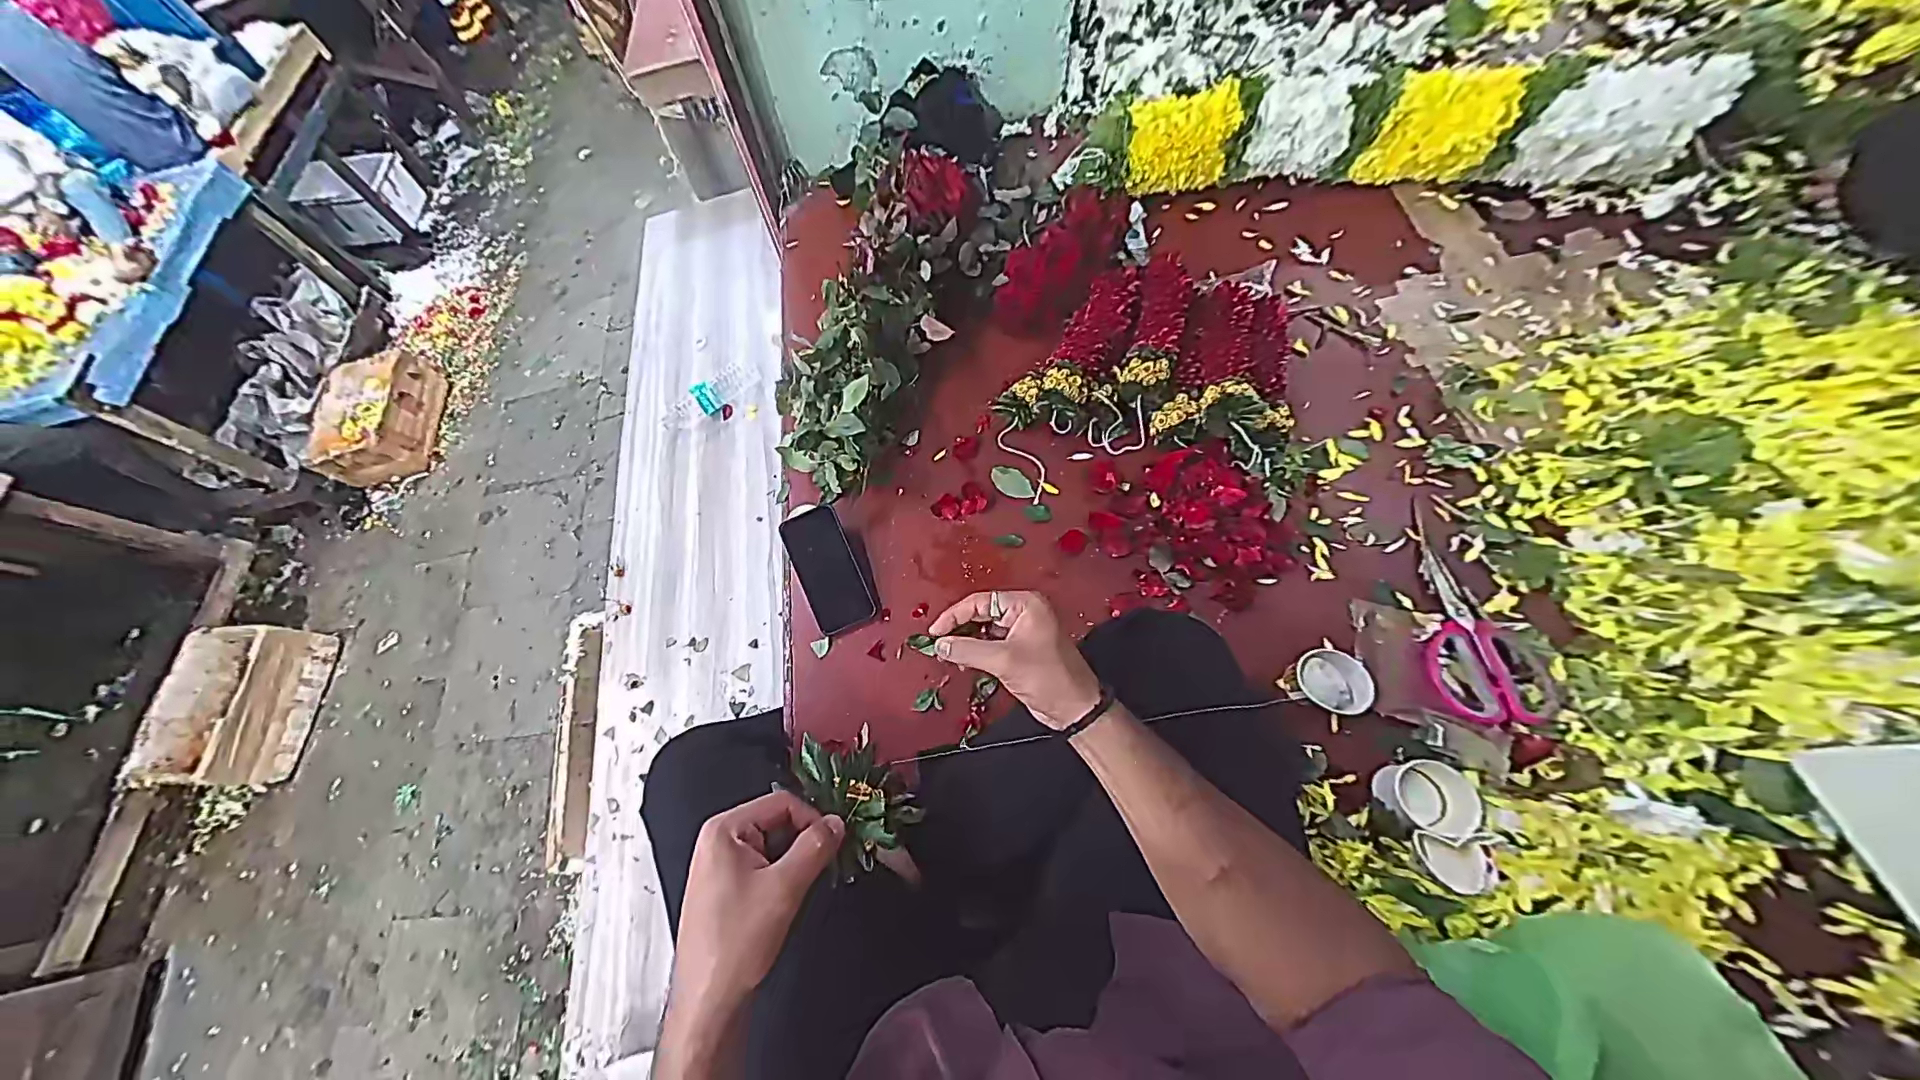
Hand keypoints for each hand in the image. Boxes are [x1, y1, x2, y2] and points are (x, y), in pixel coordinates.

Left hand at [670, 790, 842, 1009]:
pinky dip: (784, 878)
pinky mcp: (728, 888)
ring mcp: (722, 866)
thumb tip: (835, 823)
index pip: (782, 802)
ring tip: (800, 889)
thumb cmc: (733, 946)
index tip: (833, 840)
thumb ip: (815, 847)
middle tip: (822, 865)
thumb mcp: (785, 887)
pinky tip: (788, 900)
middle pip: (779, 822)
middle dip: (804, 843)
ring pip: (776, 846)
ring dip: (796, 863)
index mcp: (723, 830)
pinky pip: (766, 866)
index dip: (812, 819)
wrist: (709, 1003)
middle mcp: (718, 842)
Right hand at [929, 590, 1102, 729]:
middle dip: (959, 629)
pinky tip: (964, 663)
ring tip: (949, 656)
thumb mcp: (1003, 661)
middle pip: (981, 613)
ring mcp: (1023, 630)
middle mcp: (1024, 612)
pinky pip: (991, 644)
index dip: (954, 616)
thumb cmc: (1048, 677)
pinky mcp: (1020, 649)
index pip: (980, 601)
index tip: (935, 632)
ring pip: (984, 630)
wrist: (1074, 708)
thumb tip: (940, 644)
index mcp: (1025, 604)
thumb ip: (967, 650)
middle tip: (939, 645)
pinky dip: (976, 652)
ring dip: (966, 643)